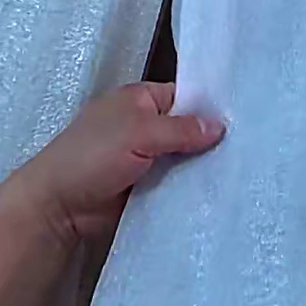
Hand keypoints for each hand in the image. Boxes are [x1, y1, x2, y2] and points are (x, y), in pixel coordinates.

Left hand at [4, 83, 224, 248]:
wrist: (57, 208)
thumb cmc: (92, 156)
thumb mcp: (139, 132)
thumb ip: (181, 129)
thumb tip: (220, 127)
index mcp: (141, 100)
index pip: (185, 97)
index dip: (209, 108)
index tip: (241, 121)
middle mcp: (145, 125)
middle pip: (188, 129)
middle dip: (210, 140)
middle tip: (248, 151)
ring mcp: (146, 158)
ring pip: (184, 159)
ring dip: (201, 167)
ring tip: (240, 172)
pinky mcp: (147, 187)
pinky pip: (176, 183)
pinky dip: (190, 187)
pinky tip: (218, 192)